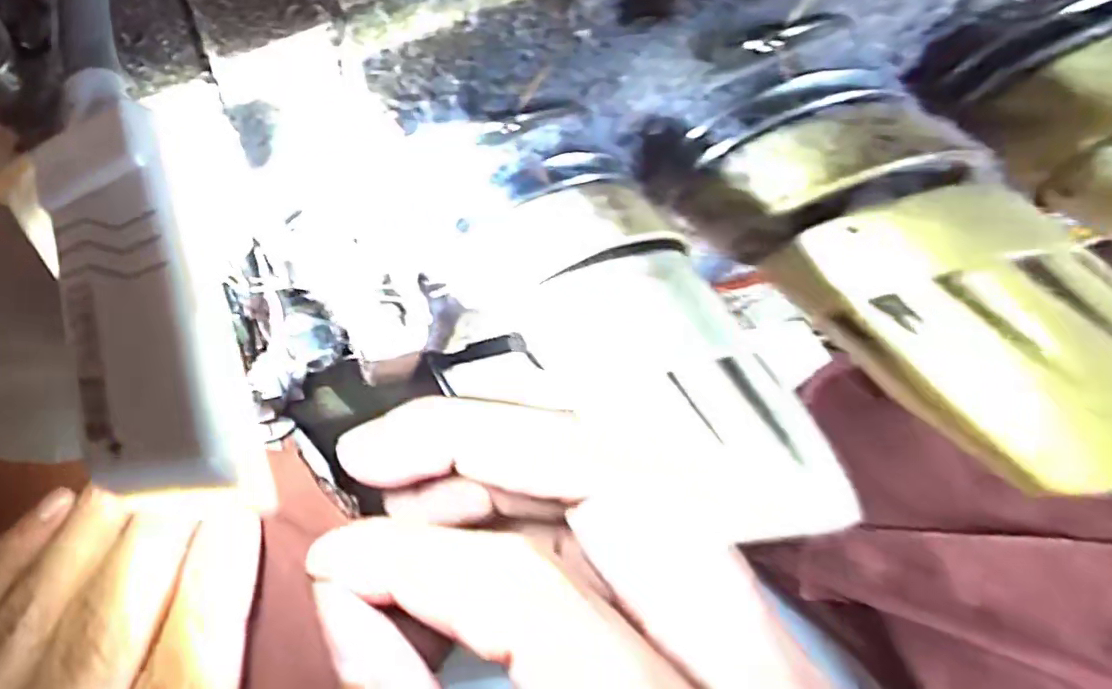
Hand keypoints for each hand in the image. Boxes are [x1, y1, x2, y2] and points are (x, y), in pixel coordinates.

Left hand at [0, 486, 260, 688]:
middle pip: (116, 608)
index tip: (242, 512)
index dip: (219, 570)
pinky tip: (56, 505)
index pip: (186, 656)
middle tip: (202, 463)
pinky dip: (17, 549)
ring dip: (103, 515)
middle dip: (169, 519)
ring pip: (46, 593)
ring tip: (144, 464)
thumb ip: (214, 687)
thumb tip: (236, 631)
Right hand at [307, 397, 831, 688]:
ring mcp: (779, 678)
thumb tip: (347, 591)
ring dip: (505, 468)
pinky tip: (480, 531)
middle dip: (475, 446)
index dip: (401, 560)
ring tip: (417, 489)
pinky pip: (633, 540)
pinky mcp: (756, 669)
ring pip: (630, 488)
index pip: (523, 590)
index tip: (333, 564)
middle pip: (618, 485)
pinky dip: (541, 512)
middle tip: (379, 461)